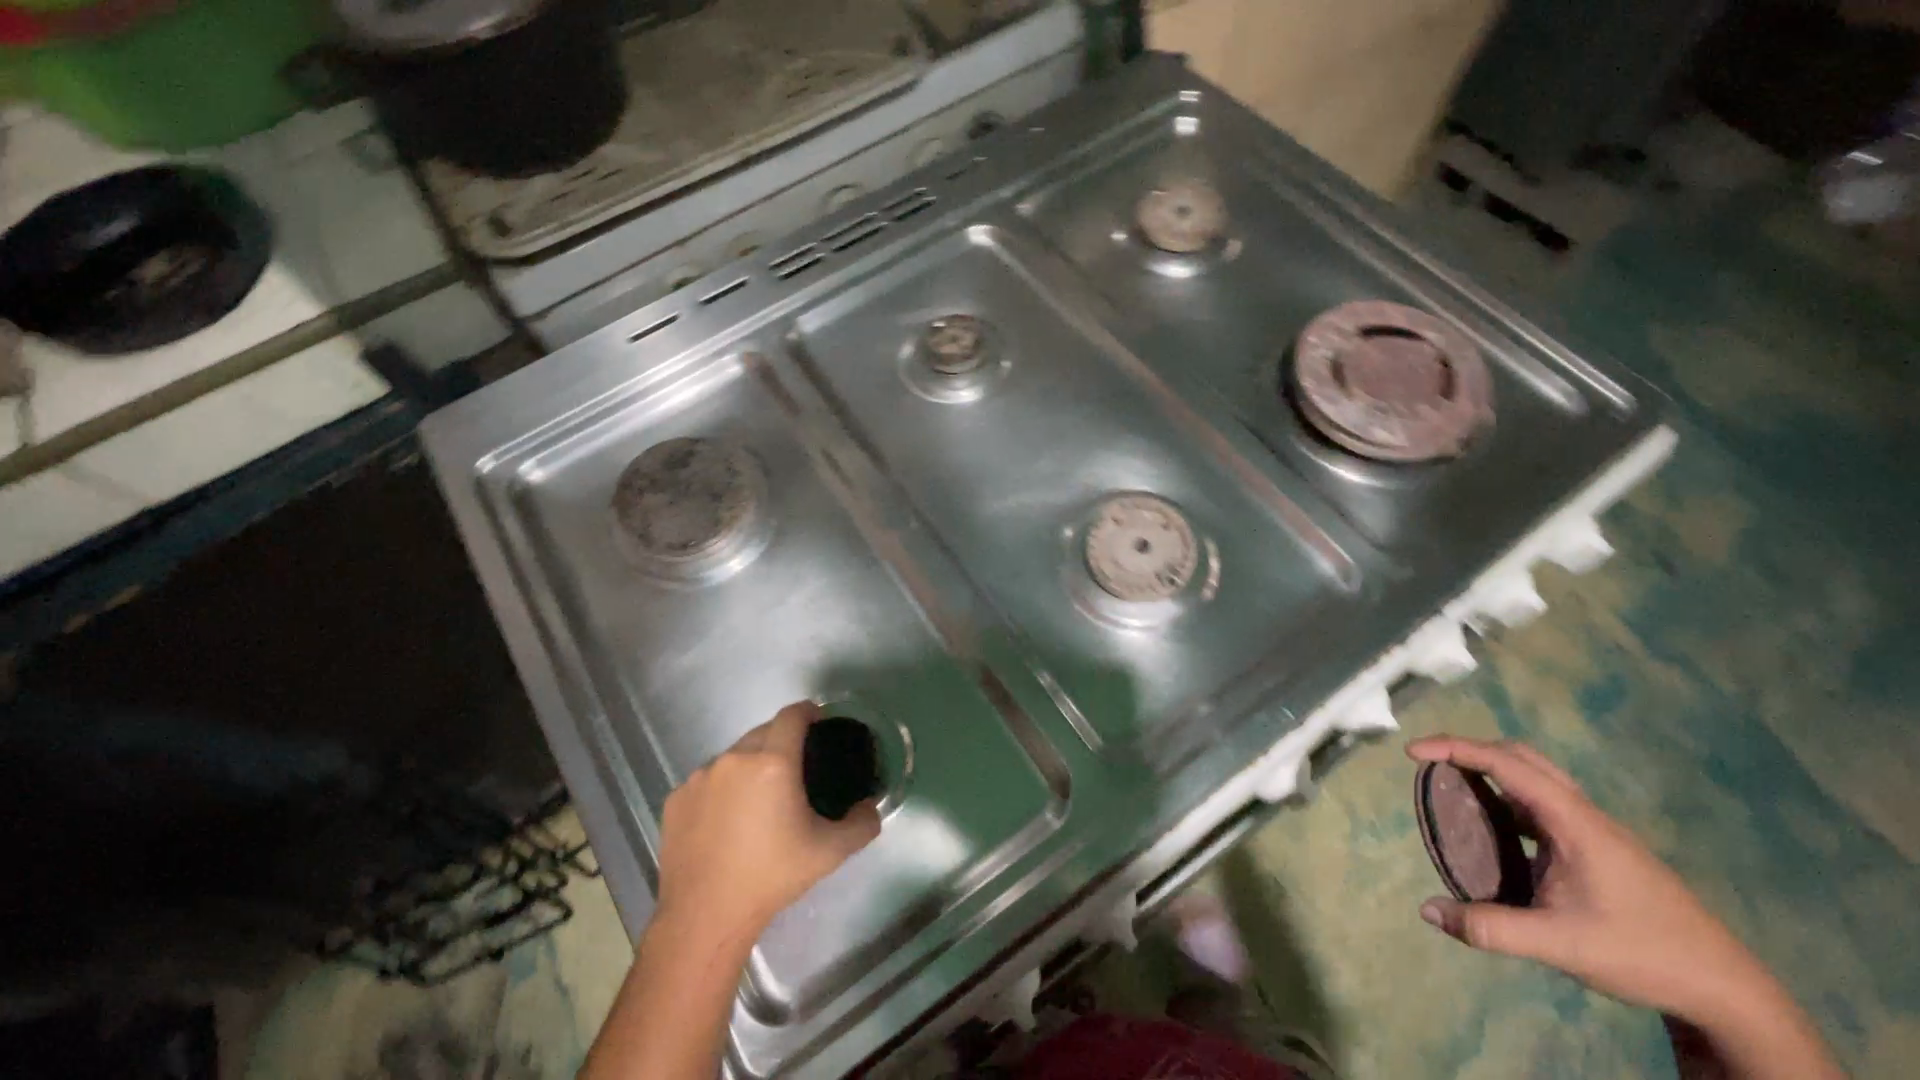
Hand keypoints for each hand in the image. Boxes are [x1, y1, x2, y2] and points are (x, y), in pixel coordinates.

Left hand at [656, 702, 881, 938]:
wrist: (706, 914)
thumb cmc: (772, 876)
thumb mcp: (831, 852)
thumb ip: (863, 823)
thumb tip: (870, 807)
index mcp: (773, 763)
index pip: (792, 716)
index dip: (809, 712)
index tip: (818, 721)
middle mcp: (733, 759)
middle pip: (762, 733)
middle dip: (781, 741)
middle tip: (796, 771)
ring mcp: (699, 777)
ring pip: (733, 757)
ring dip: (749, 767)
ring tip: (759, 801)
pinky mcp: (676, 798)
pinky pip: (707, 781)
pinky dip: (721, 790)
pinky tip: (727, 822)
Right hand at [1405, 735, 1773, 1024]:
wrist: (1720, 984)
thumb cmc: (1642, 952)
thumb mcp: (1560, 944)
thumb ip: (1491, 928)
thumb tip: (1428, 911)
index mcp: (1575, 823)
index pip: (1507, 765)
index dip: (1456, 749)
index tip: (1412, 752)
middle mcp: (1584, 815)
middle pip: (1523, 758)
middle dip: (1472, 750)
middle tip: (1430, 764)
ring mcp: (1594, 832)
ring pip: (1536, 780)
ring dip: (1492, 773)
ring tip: (1453, 791)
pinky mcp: (1597, 849)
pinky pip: (1543, 806)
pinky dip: (1508, 801)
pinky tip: (1494, 832)